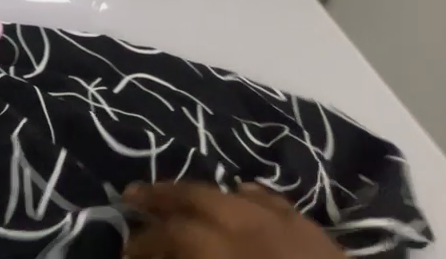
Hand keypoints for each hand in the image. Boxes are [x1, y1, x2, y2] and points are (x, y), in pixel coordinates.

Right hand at [124, 182, 344, 258]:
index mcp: (232, 257)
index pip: (177, 237)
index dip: (145, 244)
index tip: (125, 254)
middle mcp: (257, 234)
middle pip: (198, 199)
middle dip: (161, 198)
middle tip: (131, 199)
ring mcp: (292, 232)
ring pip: (233, 195)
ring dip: (198, 193)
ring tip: (175, 195)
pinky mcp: (320, 238)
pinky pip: (275, 203)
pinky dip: (248, 198)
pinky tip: (237, 197)